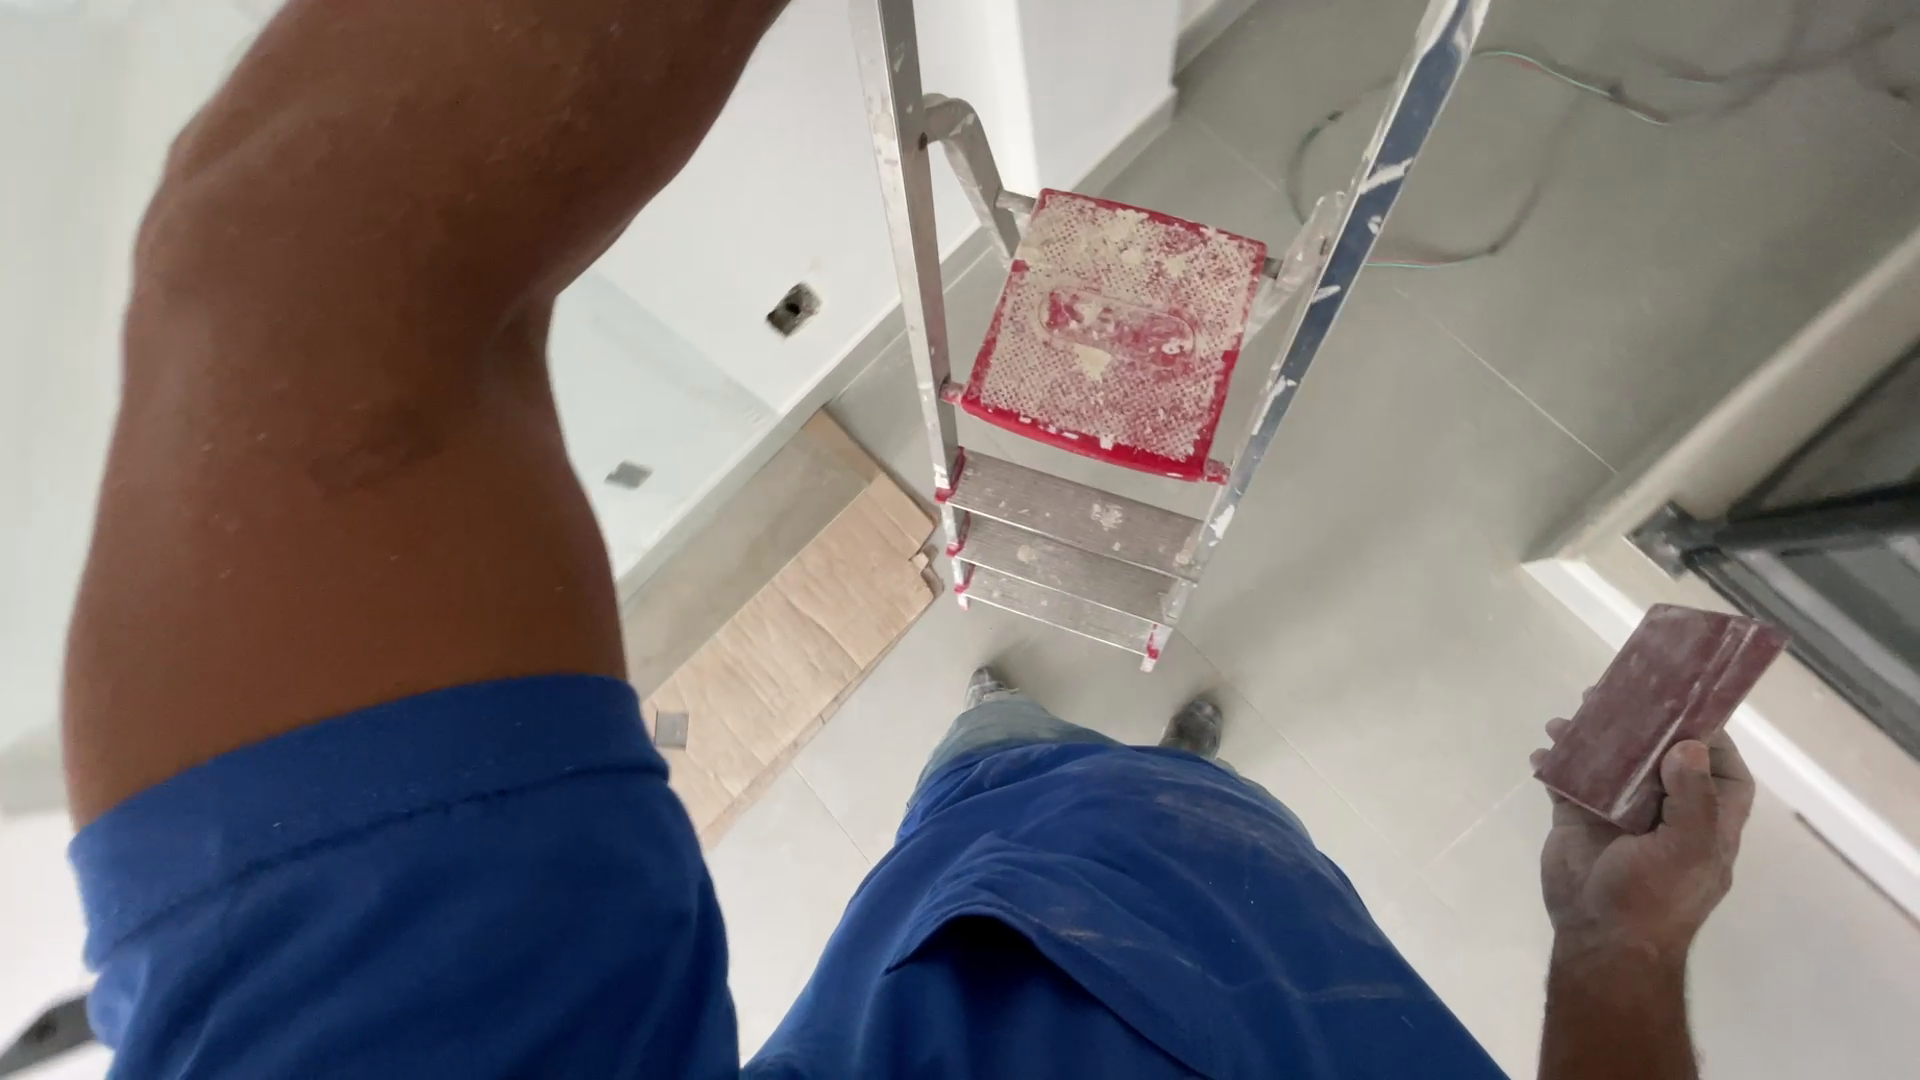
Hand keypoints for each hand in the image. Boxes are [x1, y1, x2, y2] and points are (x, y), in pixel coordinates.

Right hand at [1532, 721, 1754, 960]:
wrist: (1600, 932)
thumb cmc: (1655, 896)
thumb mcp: (1689, 850)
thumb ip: (1694, 800)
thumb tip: (1689, 747)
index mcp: (1704, 823)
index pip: (1720, 773)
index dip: (1708, 740)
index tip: (1684, 708)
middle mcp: (1662, 813)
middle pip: (1655, 759)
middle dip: (1635, 727)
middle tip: (1607, 696)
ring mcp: (1615, 815)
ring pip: (1605, 764)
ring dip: (1586, 740)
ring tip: (1562, 721)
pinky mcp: (1576, 818)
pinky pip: (1564, 781)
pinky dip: (1552, 763)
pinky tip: (1541, 753)